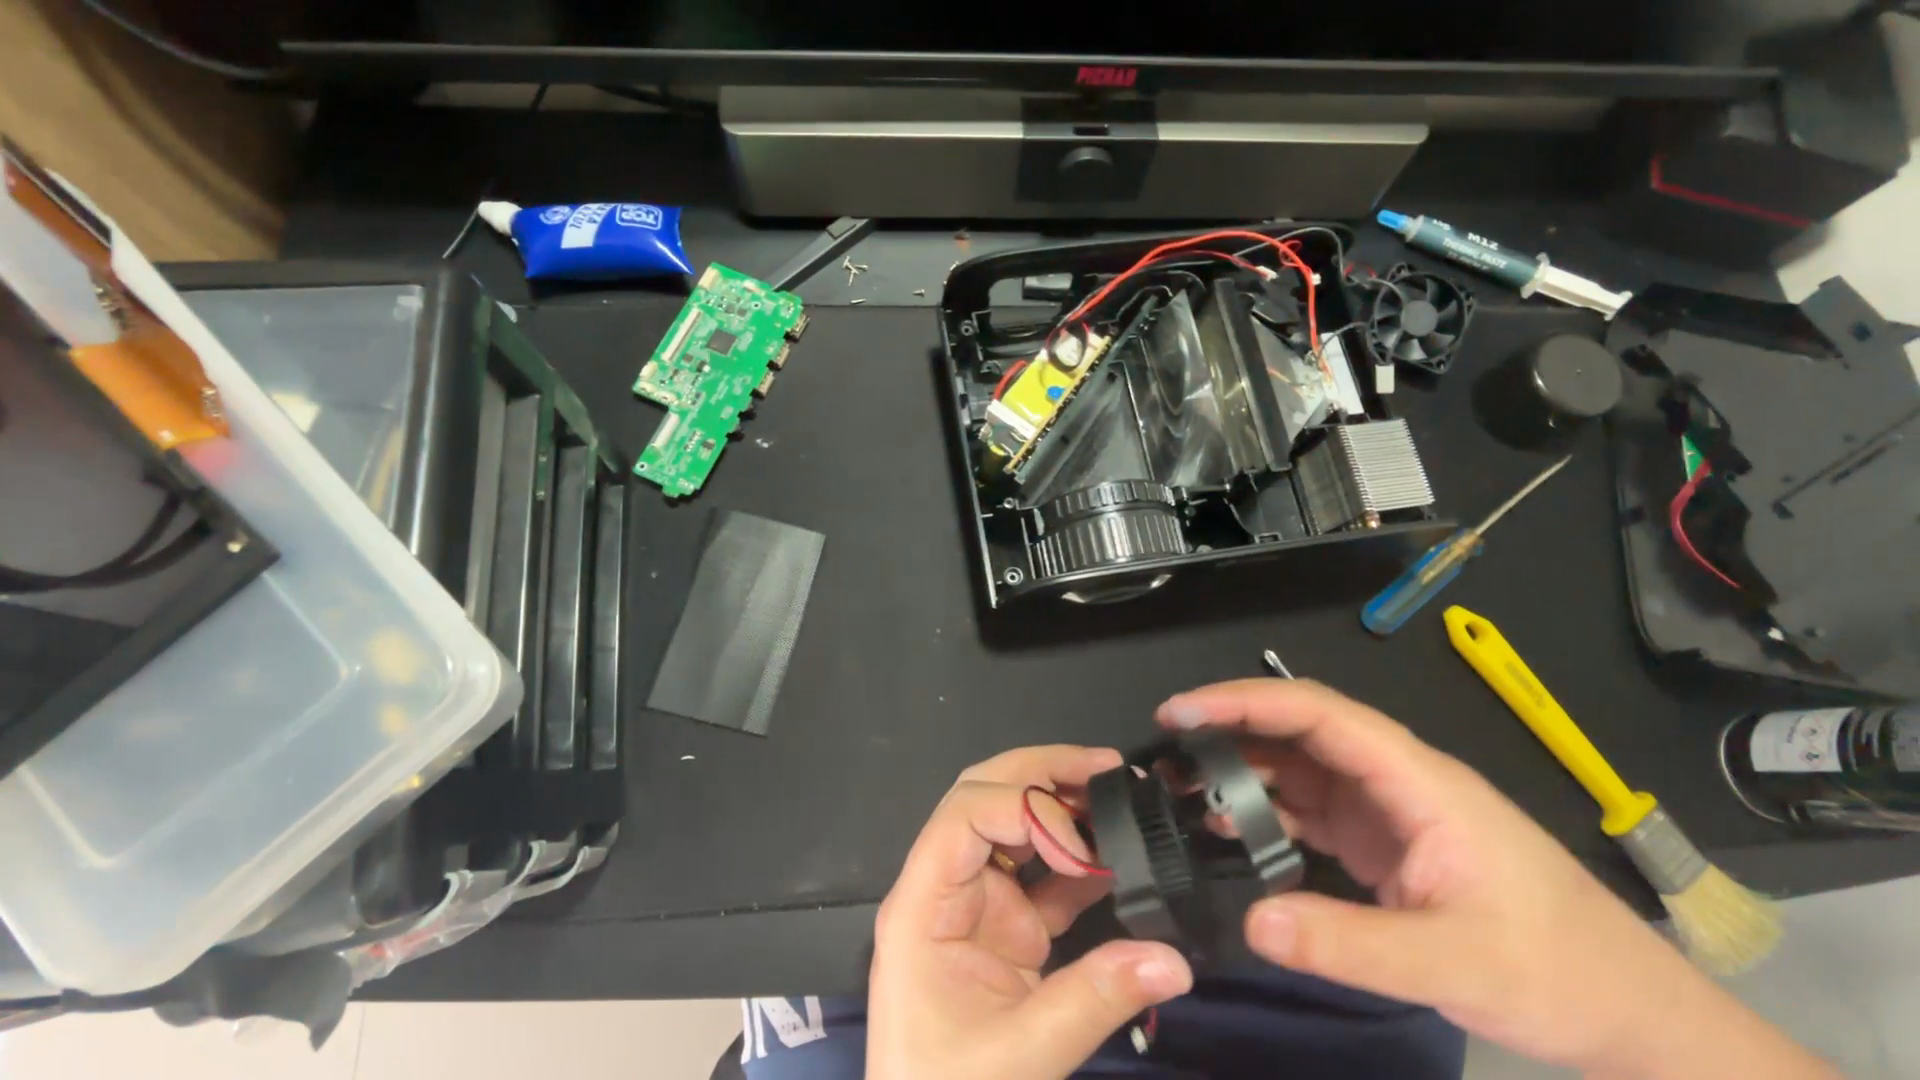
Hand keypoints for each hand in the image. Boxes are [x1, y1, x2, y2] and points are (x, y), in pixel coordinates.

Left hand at [867, 746, 1193, 1079]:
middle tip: (1105, 767)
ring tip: (1117, 796)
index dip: (1023, 808)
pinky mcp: (1003, 929)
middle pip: (981, 799)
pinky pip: (1039, 878)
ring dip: (1060, 809)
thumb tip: (1175, 958)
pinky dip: (1076, 862)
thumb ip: (1097, 998)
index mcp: (924, 905)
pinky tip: (1118, 858)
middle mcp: (944, 889)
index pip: (963, 815)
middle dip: (1041, 774)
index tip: (1081, 844)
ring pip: (1009, 827)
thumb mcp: (1023, 1054)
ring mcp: (974, 906)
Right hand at [1158, 679, 1835, 1079]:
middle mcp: (1399, 782)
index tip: (1183, 711)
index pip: (1320, 715)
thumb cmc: (1557, 971)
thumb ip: (1350, 943)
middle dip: (1231, 727)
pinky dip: (1266, 811)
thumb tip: (1251, 921)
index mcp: (1419, 782)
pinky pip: (1312, 810)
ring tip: (1182, 787)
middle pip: (1303, 731)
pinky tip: (1230, 828)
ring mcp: (1391, 812)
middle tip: (1164, 747)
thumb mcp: (1454, 962)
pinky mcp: (1385, 843)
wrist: (1628, 1010)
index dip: (1247, 701)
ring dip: (1243, 769)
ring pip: (1302, 768)